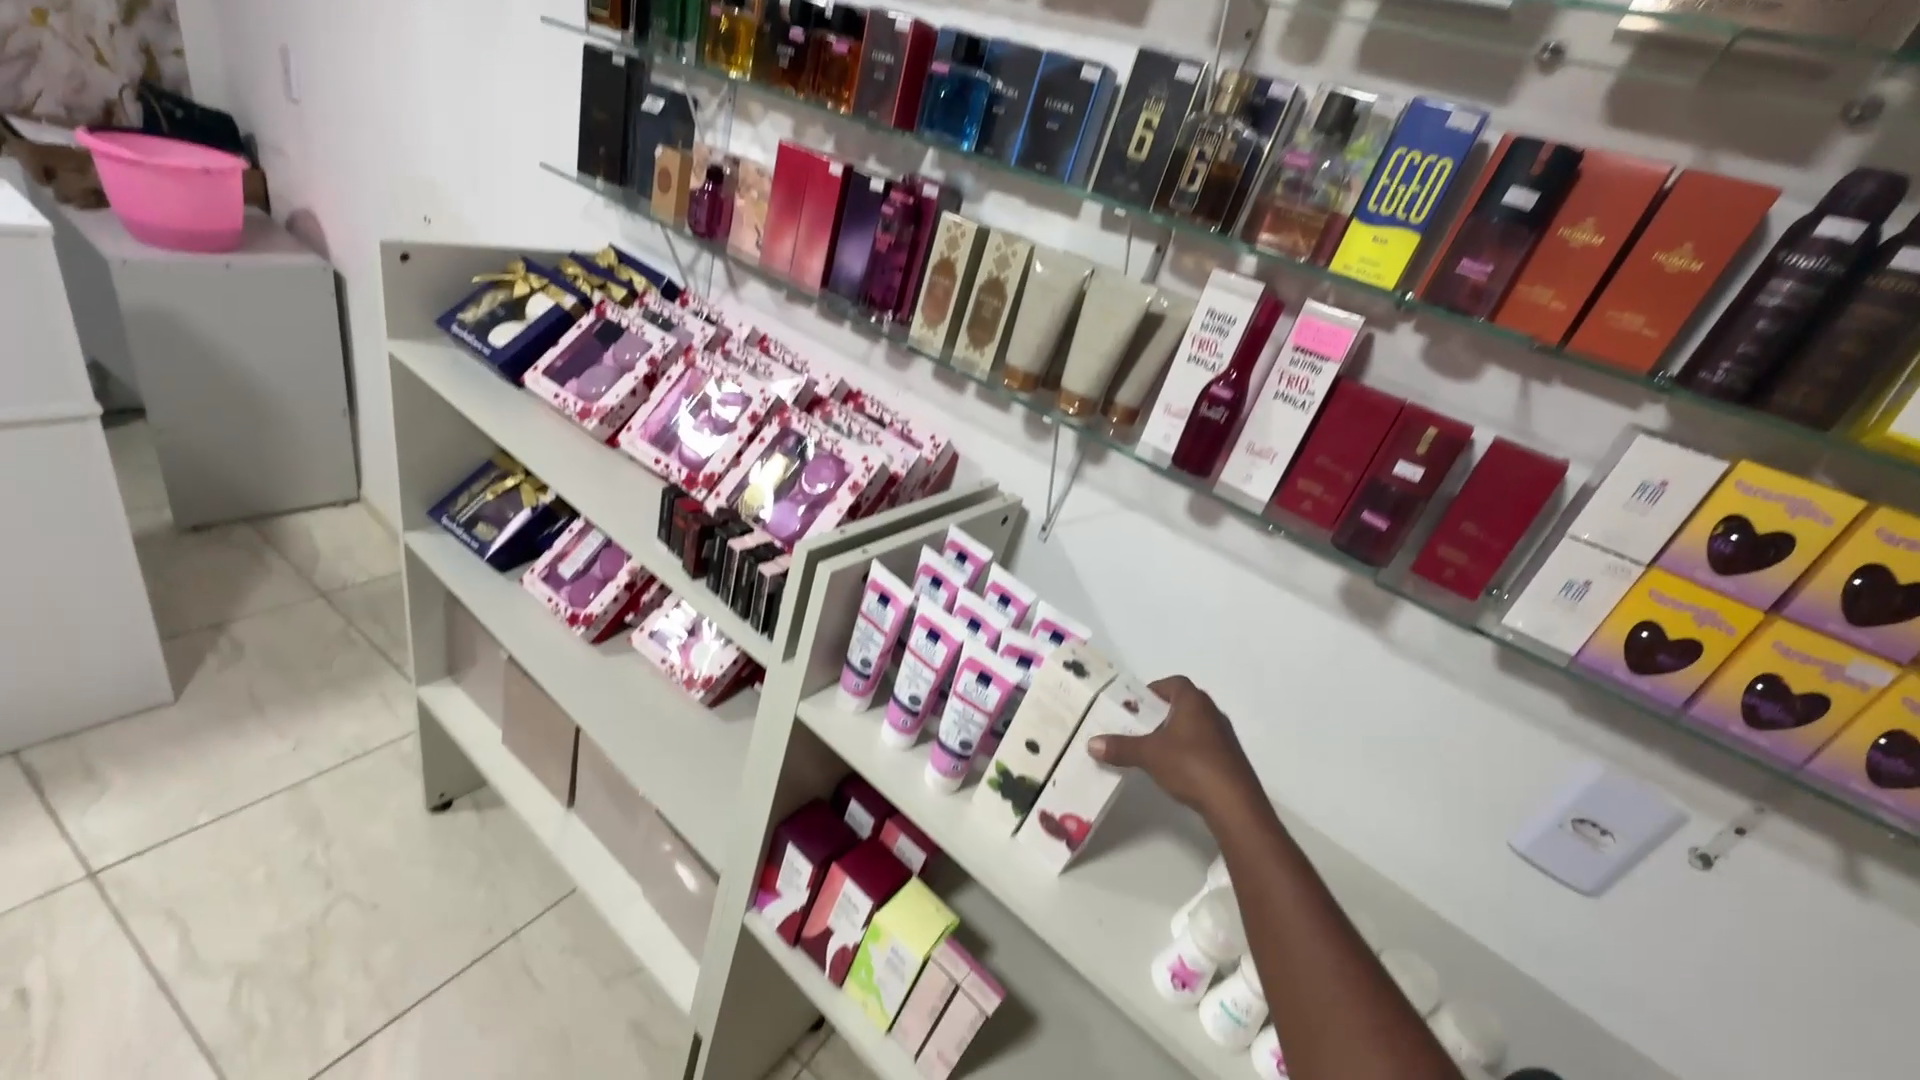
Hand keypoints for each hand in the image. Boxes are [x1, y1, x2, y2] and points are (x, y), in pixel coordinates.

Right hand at [1088, 676, 1263, 820]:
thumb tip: (1091, 743)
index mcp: (1194, 701)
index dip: (1153, 690)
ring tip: (1150, 750)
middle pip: (1181, 704)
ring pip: (1192, 726)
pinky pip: (1202, 746)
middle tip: (1137, 728)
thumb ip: (1120, 747)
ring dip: (1173, 734)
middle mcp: (1212, 712)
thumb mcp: (1149, 754)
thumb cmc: (1190, 765)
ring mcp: (1223, 736)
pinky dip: (1186, 751)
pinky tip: (1173, 769)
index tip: (1135, 706)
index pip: (1173, 683)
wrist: (1234, 803)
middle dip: (1159, 714)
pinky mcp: (1228, 759)